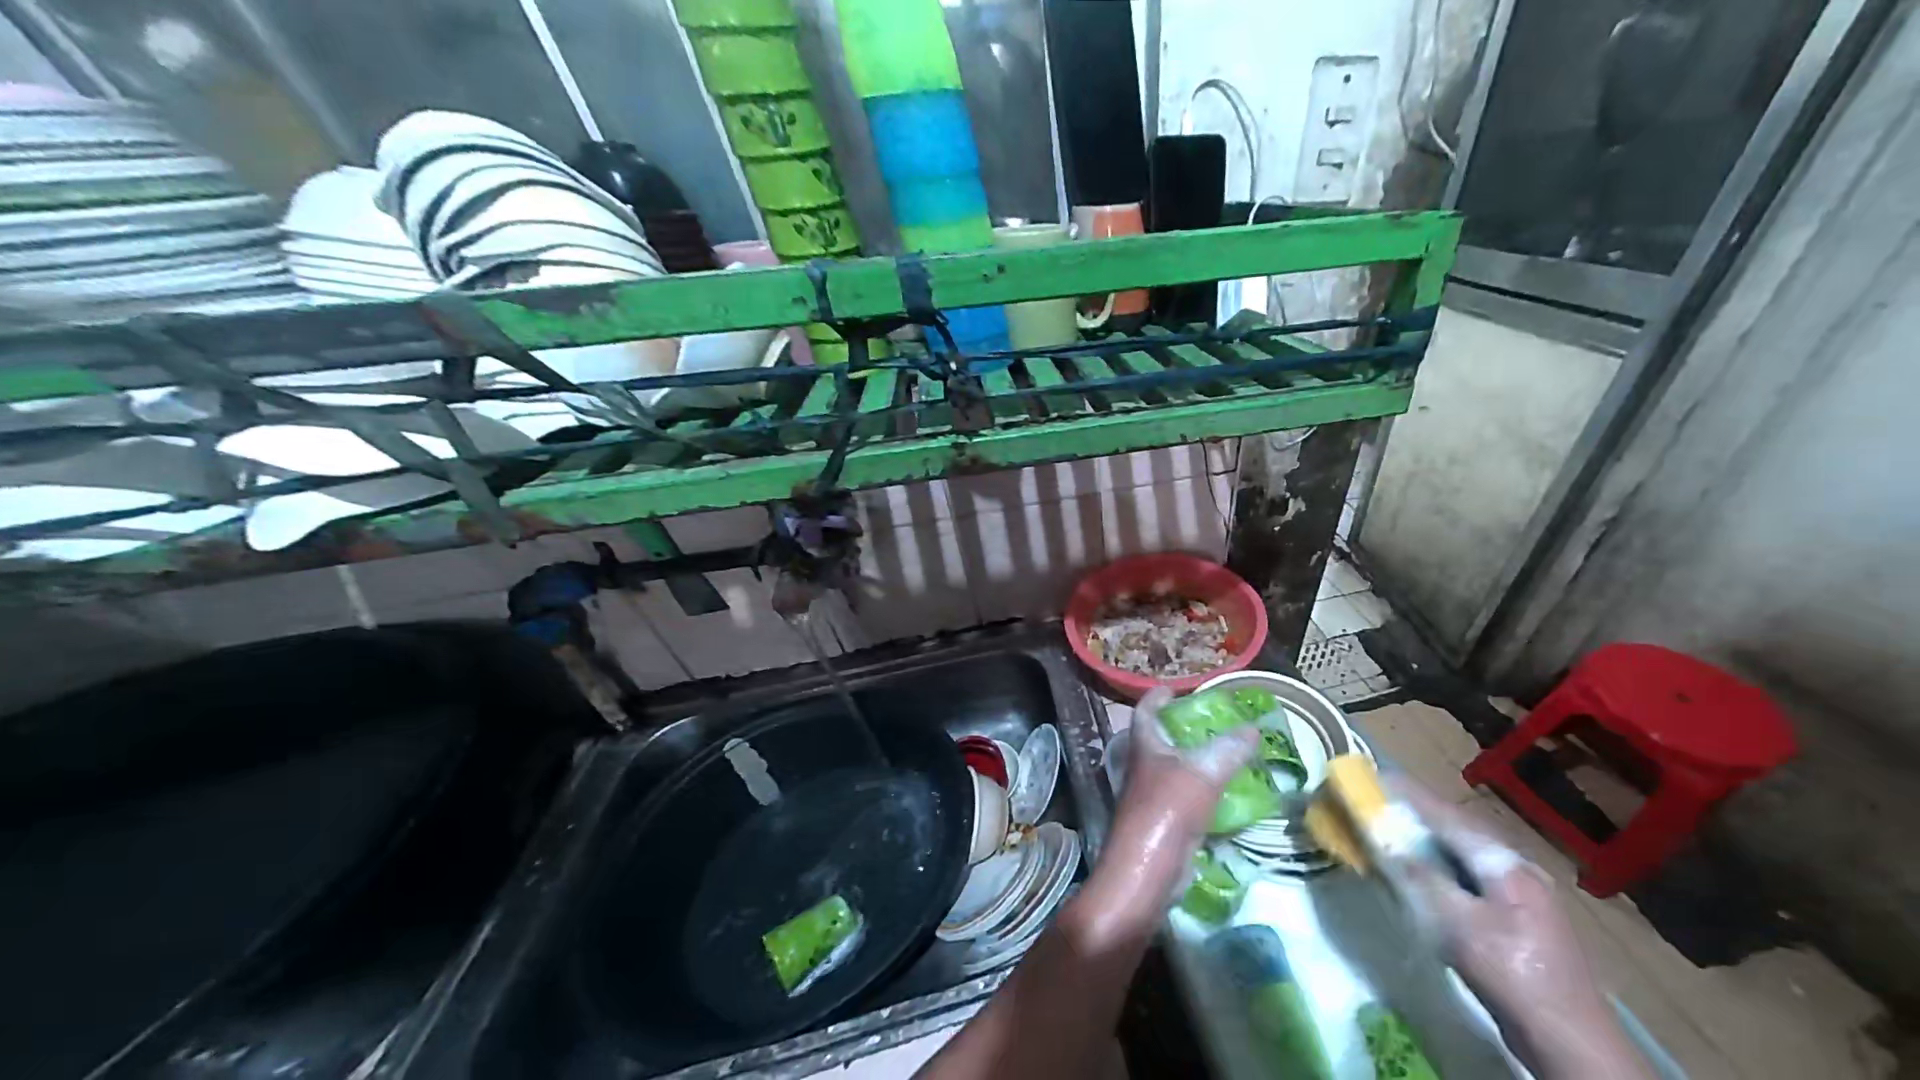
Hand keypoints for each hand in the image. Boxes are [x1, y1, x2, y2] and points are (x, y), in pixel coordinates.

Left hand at [1078, 687, 1257, 938]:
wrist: (1146, 871)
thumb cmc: (1166, 811)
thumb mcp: (1202, 774)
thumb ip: (1227, 750)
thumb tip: (1253, 728)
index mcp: (1143, 746)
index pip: (1145, 711)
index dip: (1158, 697)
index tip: (1175, 688)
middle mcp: (1141, 766)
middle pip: (1158, 738)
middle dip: (1179, 728)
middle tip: (1212, 721)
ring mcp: (1149, 794)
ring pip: (1171, 767)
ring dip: (1192, 758)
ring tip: (1224, 753)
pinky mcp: (1161, 821)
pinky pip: (1182, 794)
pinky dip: (1200, 787)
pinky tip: (1223, 792)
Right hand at [1389, 779, 1651, 1079]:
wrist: (1569, 1042)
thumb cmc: (1512, 974)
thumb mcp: (1458, 924)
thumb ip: (1417, 876)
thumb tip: (1379, 835)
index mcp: (1504, 862)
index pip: (1444, 813)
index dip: (1404, 792)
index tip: (1367, 774)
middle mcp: (1513, 868)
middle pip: (1453, 828)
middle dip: (1410, 811)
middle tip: (1369, 802)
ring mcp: (1516, 894)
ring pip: (1458, 852)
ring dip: (1420, 838)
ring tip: (1383, 830)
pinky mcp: (1511, 918)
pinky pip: (1462, 875)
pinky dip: (1432, 864)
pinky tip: (1415, 873)